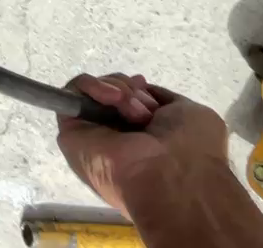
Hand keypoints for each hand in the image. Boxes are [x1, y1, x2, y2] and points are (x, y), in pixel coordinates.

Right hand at [55, 74, 228, 217]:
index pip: (128, 99)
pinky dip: (91, 86)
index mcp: (143, 135)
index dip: (134, 88)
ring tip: (132, 111)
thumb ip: (164, 99)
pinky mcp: (69, 130)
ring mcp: (91, 132)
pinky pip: (73, 93)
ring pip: (91, 89)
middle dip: (127, 88)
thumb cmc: (191, 150)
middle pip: (108, 90)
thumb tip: (141, 87)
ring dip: (115, 89)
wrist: (172, 177)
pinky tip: (112, 98)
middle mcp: (116, 133)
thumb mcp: (192, 114)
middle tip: (142, 109)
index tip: (143, 85)